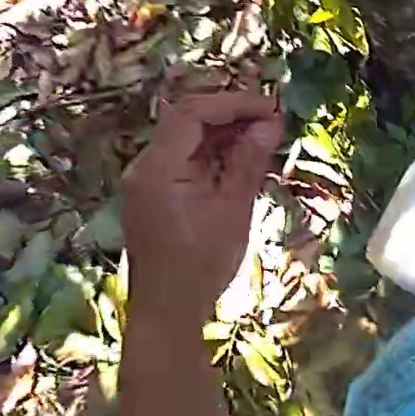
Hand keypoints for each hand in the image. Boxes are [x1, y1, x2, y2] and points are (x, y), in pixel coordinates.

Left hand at [120, 91, 283, 326]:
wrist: (168, 312)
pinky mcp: (153, 192)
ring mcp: (145, 179)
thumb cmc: (202, 266)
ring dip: (222, 131)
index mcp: (157, 169)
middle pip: (185, 119)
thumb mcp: (233, 211)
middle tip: (269, 118)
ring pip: (185, 137)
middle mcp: (144, 166)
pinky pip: (183, 158)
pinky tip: (239, 156)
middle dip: (229, 113)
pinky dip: (211, 152)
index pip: (192, 113)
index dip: (234, 103)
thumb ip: (248, 162)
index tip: (270, 108)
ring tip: (261, 135)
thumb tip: (270, 123)